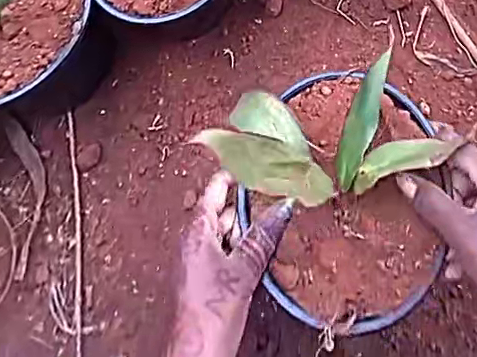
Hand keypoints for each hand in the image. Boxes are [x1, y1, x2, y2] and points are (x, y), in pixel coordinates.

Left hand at [166, 172, 294, 356]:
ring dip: (244, 230)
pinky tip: (257, 255)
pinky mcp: (200, 281)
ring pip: (224, 233)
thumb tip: (285, 205)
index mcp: (197, 229)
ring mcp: (194, 261)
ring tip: (271, 226)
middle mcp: (191, 240)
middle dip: (247, 206)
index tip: (257, 162)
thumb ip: (263, 237)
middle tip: (274, 197)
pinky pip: (222, 253)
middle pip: (222, 210)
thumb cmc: (210, 313)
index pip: (216, 187)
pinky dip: (239, 249)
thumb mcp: (244, 270)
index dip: (236, 173)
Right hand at [397, 141, 476, 352]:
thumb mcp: (459, 232)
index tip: (408, 149)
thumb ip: (430, 201)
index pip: (459, 147)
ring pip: (470, 201)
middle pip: (463, 175)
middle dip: (440, 191)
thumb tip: (405, 179)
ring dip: (450, 219)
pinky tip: (455, 263)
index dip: (433, 146)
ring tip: (439, 244)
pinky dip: (464, 235)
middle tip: (419, 205)